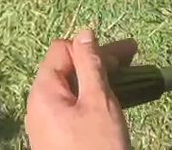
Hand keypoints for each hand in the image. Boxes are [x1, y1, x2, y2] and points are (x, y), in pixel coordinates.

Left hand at [25, 28, 137, 149]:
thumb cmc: (98, 149)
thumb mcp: (98, 102)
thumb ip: (91, 64)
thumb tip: (85, 32)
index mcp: (43, 91)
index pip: (63, 50)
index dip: (91, 48)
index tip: (122, 56)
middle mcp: (39, 105)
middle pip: (68, 69)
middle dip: (99, 61)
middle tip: (133, 56)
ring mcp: (46, 126)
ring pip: (73, 89)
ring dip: (98, 79)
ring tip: (126, 79)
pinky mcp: (56, 141)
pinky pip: (72, 109)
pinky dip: (92, 100)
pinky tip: (111, 101)